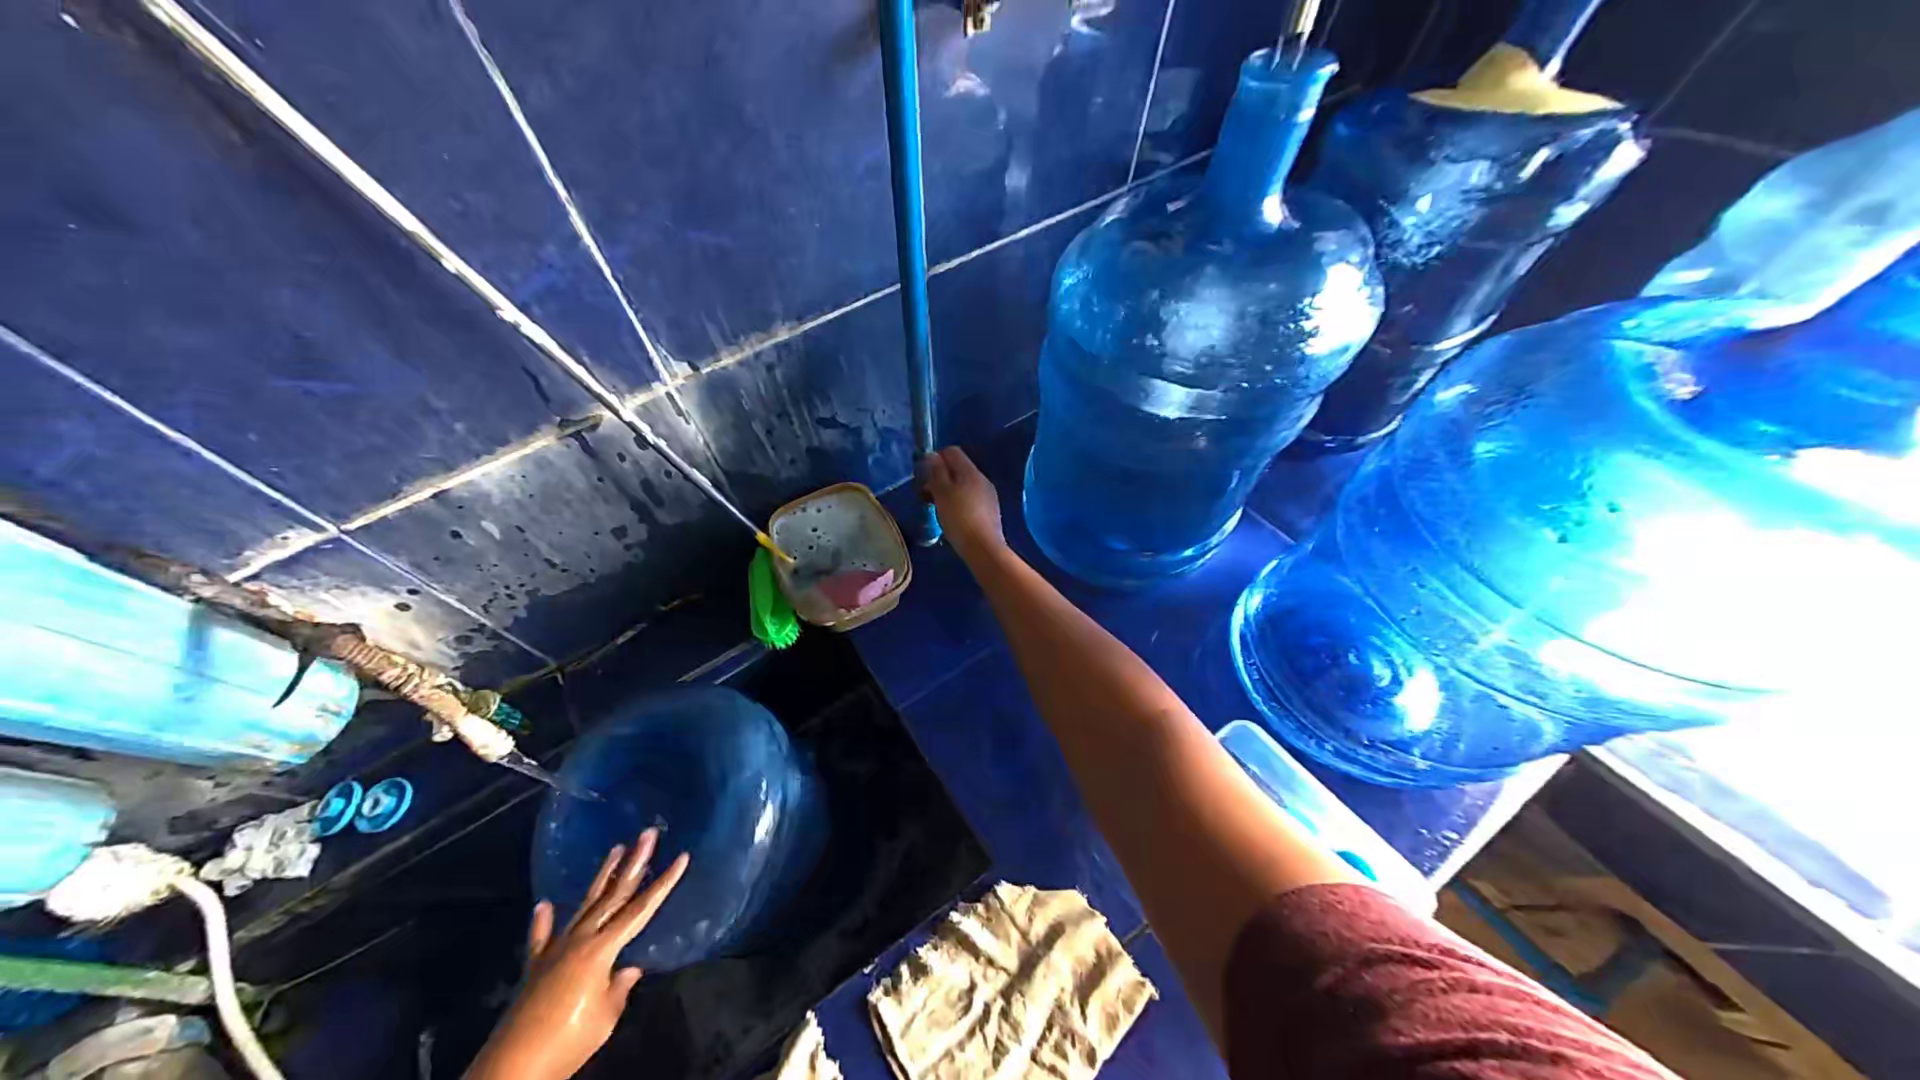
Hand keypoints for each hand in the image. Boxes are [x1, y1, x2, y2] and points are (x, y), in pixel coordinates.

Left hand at [464, 830, 689, 1079]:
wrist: (512, 1068)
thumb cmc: (568, 1041)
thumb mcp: (605, 1016)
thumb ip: (619, 986)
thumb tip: (629, 968)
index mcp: (601, 949)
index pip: (641, 909)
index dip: (664, 883)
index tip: (681, 856)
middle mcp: (579, 939)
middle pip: (613, 895)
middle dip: (634, 863)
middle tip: (647, 834)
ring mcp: (555, 949)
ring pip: (585, 905)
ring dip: (602, 877)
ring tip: (616, 849)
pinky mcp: (536, 966)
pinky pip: (541, 937)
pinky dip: (544, 920)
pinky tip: (545, 904)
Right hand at [921, 447, 1004, 559]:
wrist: (983, 548)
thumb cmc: (959, 519)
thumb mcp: (942, 493)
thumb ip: (936, 472)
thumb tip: (932, 455)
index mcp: (970, 471)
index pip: (952, 452)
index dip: (935, 459)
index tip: (924, 476)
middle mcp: (982, 479)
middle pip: (958, 468)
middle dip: (940, 477)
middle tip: (927, 494)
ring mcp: (988, 495)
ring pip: (964, 484)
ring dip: (949, 491)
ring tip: (938, 508)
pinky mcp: (990, 510)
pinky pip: (971, 498)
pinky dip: (959, 502)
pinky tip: (953, 518)